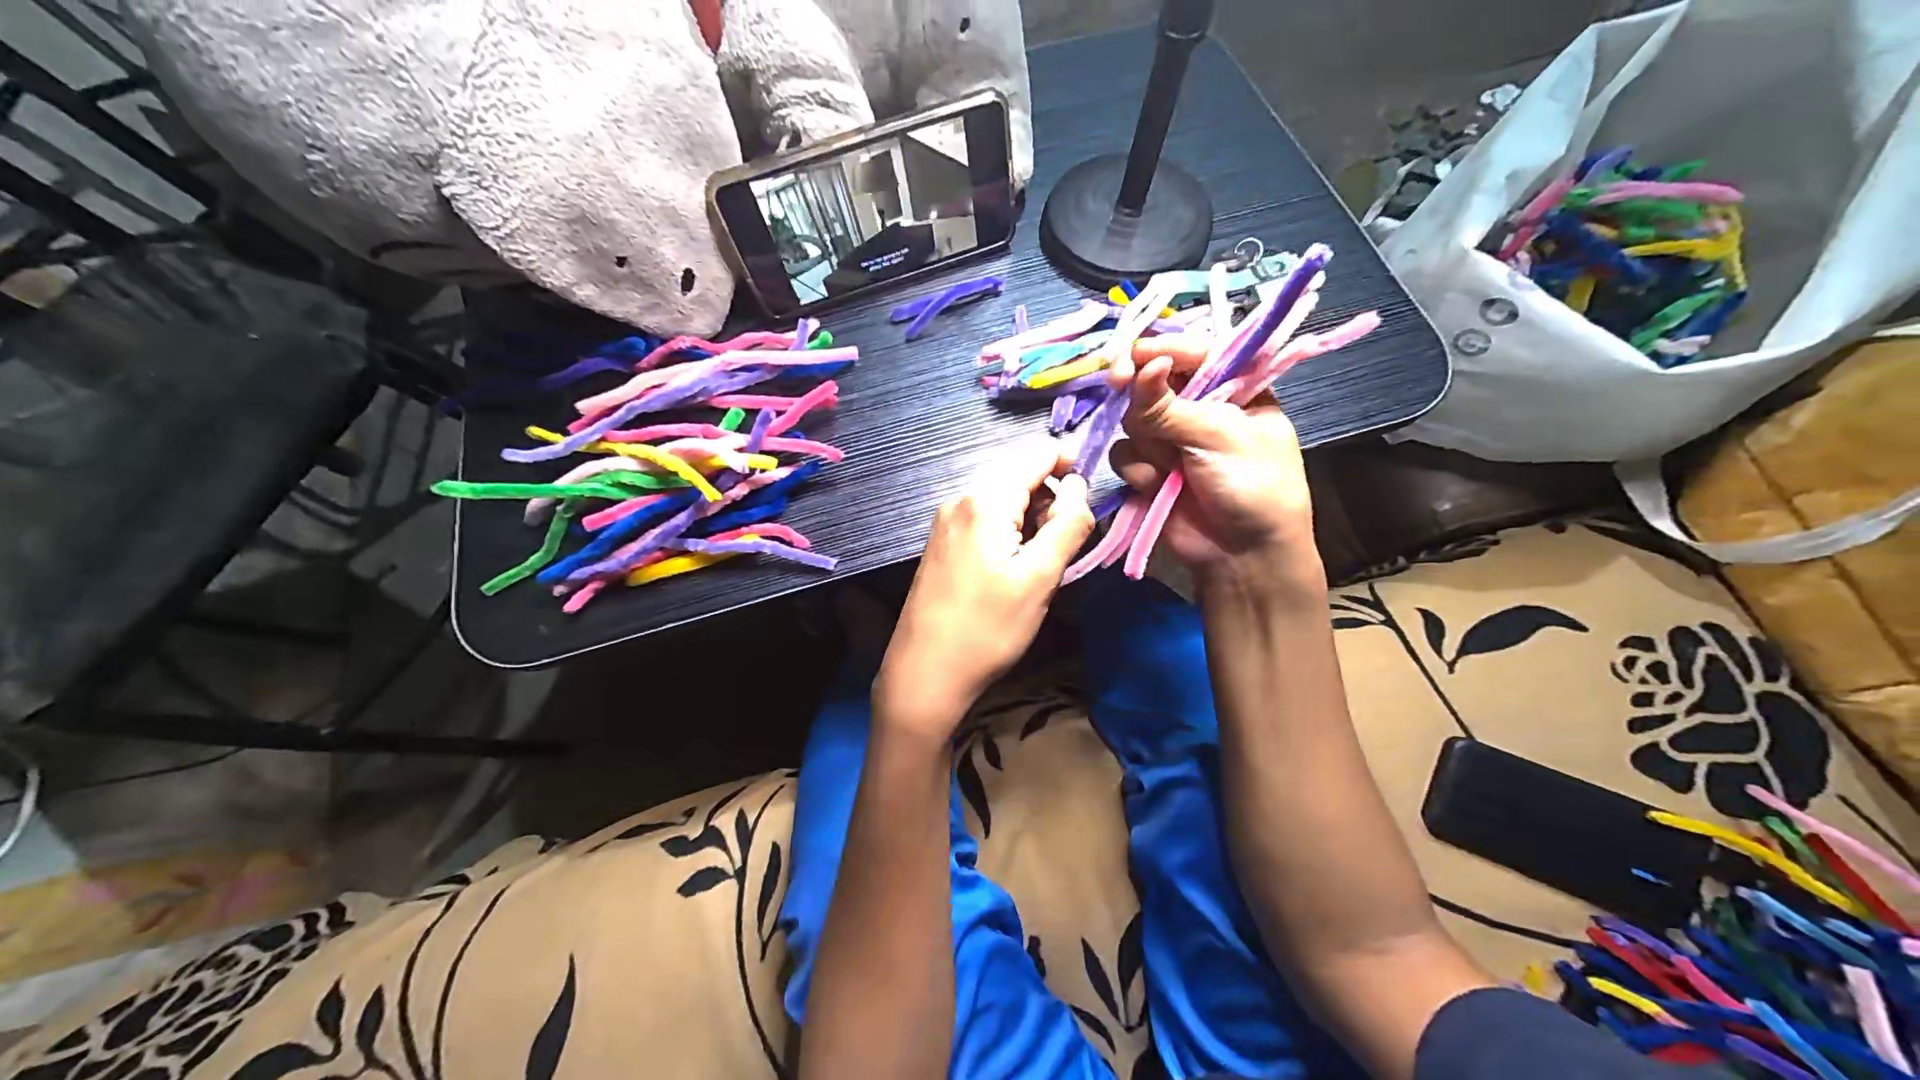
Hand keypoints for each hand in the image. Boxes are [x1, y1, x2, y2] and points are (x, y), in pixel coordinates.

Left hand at [874, 443, 1094, 739]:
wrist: (924, 673)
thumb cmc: (987, 628)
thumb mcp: (1040, 578)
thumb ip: (1067, 523)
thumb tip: (1080, 485)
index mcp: (984, 499)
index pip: (1036, 453)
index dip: (1070, 465)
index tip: (1090, 500)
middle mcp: (960, 498)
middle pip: (1019, 474)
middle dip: (1050, 499)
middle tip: (1064, 546)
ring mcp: (946, 521)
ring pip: (1004, 499)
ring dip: (1032, 518)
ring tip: (1040, 564)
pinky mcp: (942, 542)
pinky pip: (985, 518)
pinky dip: (1009, 531)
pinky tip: (1013, 567)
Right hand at [1109, 336, 1321, 593]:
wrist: (1242, 556)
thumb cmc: (1253, 487)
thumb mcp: (1219, 437)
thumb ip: (1170, 405)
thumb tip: (1141, 363)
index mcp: (1234, 387)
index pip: (1192, 352)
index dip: (1160, 350)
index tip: (1132, 355)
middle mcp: (1199, 407)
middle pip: (1151, 381)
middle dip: (1136, 387)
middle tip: (1117, 380)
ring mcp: (1172, 439)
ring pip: (1132, 419)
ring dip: (1146, 441)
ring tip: (1170, 467)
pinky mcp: (1149, 469)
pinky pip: (1124, 454)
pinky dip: (1138, 470)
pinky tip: (1158, 486)